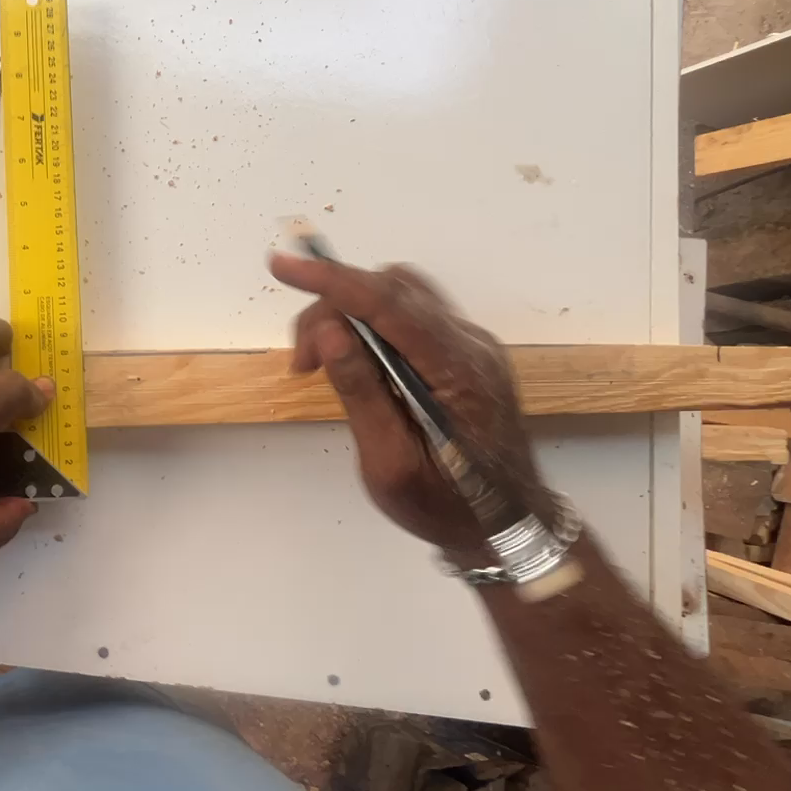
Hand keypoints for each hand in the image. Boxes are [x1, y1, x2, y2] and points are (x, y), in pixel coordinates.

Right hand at [267, 254, 555, 553]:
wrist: (508, 526)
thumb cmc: (446, 505)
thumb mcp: (392, 463)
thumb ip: (362, 394)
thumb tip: (329, 333)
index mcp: (457, 370)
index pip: (388, 304)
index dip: (331, 280)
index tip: (282, 265)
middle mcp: (469, 344)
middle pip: (390, 289)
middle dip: (331, 308)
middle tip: (302, 364)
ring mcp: (469, 345)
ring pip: (397, 295)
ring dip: (347, 314)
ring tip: (320, 362)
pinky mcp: (460, 353)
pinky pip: (406, 316)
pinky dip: (367, 325)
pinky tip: (353, 362)